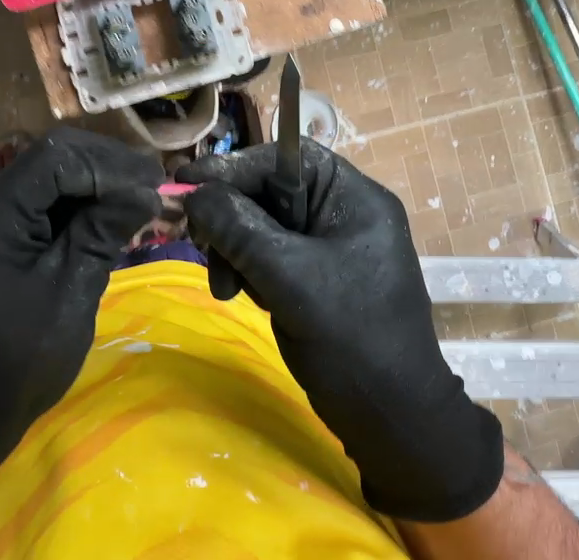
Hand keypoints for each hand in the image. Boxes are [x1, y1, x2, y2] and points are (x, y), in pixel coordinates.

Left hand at [0, 127, 160, 555]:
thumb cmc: (17, 362)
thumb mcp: (69, 295)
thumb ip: (101, 235)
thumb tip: (147, 192)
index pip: (55, 159)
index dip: (108, 165)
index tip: (153, 186)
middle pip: (53, 159)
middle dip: (106, 168)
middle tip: (154, 188)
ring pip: (54, 178)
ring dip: (99, 184)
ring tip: (143, 201)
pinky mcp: (7, 240)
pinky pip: (48, 205)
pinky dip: (84, 206)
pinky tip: (115, 219)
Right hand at [179, 140, 503, 522]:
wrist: (393, 420)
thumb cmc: (354, 341)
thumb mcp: (292, 279)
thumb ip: (241, 230)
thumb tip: (193, 193)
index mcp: (352, 197)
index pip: (285, 158)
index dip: (233, 167)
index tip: (185, 184)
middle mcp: (340, 211)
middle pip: (268, 190)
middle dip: (231, 219)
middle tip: (199, 244)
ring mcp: (327, 245)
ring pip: (260, 224)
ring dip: (234, 249)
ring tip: (225, 288)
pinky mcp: (313, 276)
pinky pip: (267, 255)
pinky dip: (246, 270)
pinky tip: (239, 295)